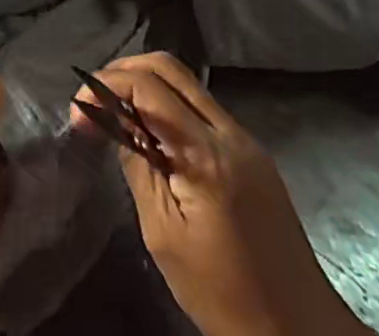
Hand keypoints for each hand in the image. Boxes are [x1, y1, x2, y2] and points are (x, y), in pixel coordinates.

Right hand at [74, 54, 372, 335]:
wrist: (300, 331)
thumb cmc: (223, 293)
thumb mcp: (163, 234)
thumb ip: (138, 166)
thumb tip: (112, 122)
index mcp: (207, 154)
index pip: (148, 87)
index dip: (105, 87)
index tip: (78, 113)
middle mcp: (230, 133)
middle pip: (170, 69)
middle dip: (123, 72)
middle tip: (92, 101)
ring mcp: (246, 141)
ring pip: (187, 85)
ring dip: (145, 87)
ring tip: (113, 117)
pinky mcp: (251, 155)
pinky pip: (201, 110)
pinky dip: (166, 107)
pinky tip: (148, 136)